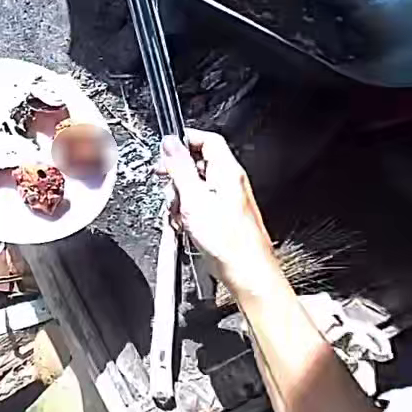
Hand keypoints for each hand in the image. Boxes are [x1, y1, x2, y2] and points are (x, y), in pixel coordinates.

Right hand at [159, 129, 278, 294]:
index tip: (166, 149)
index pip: (207, 139)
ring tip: (176, 209)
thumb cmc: (228, 241)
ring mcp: (228, 199)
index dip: (185, 140)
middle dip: (177, 171)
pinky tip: (184, 222)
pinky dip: (188, 209)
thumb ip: (180, 168)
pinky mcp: (224, 215)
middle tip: (164, 180)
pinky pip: (201, 203)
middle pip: (200, 162)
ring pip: (198, 184)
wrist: (246, 272)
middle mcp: (231, 182)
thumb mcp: (194, 199)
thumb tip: (170, 143)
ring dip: (181, 194)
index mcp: (228, 172)